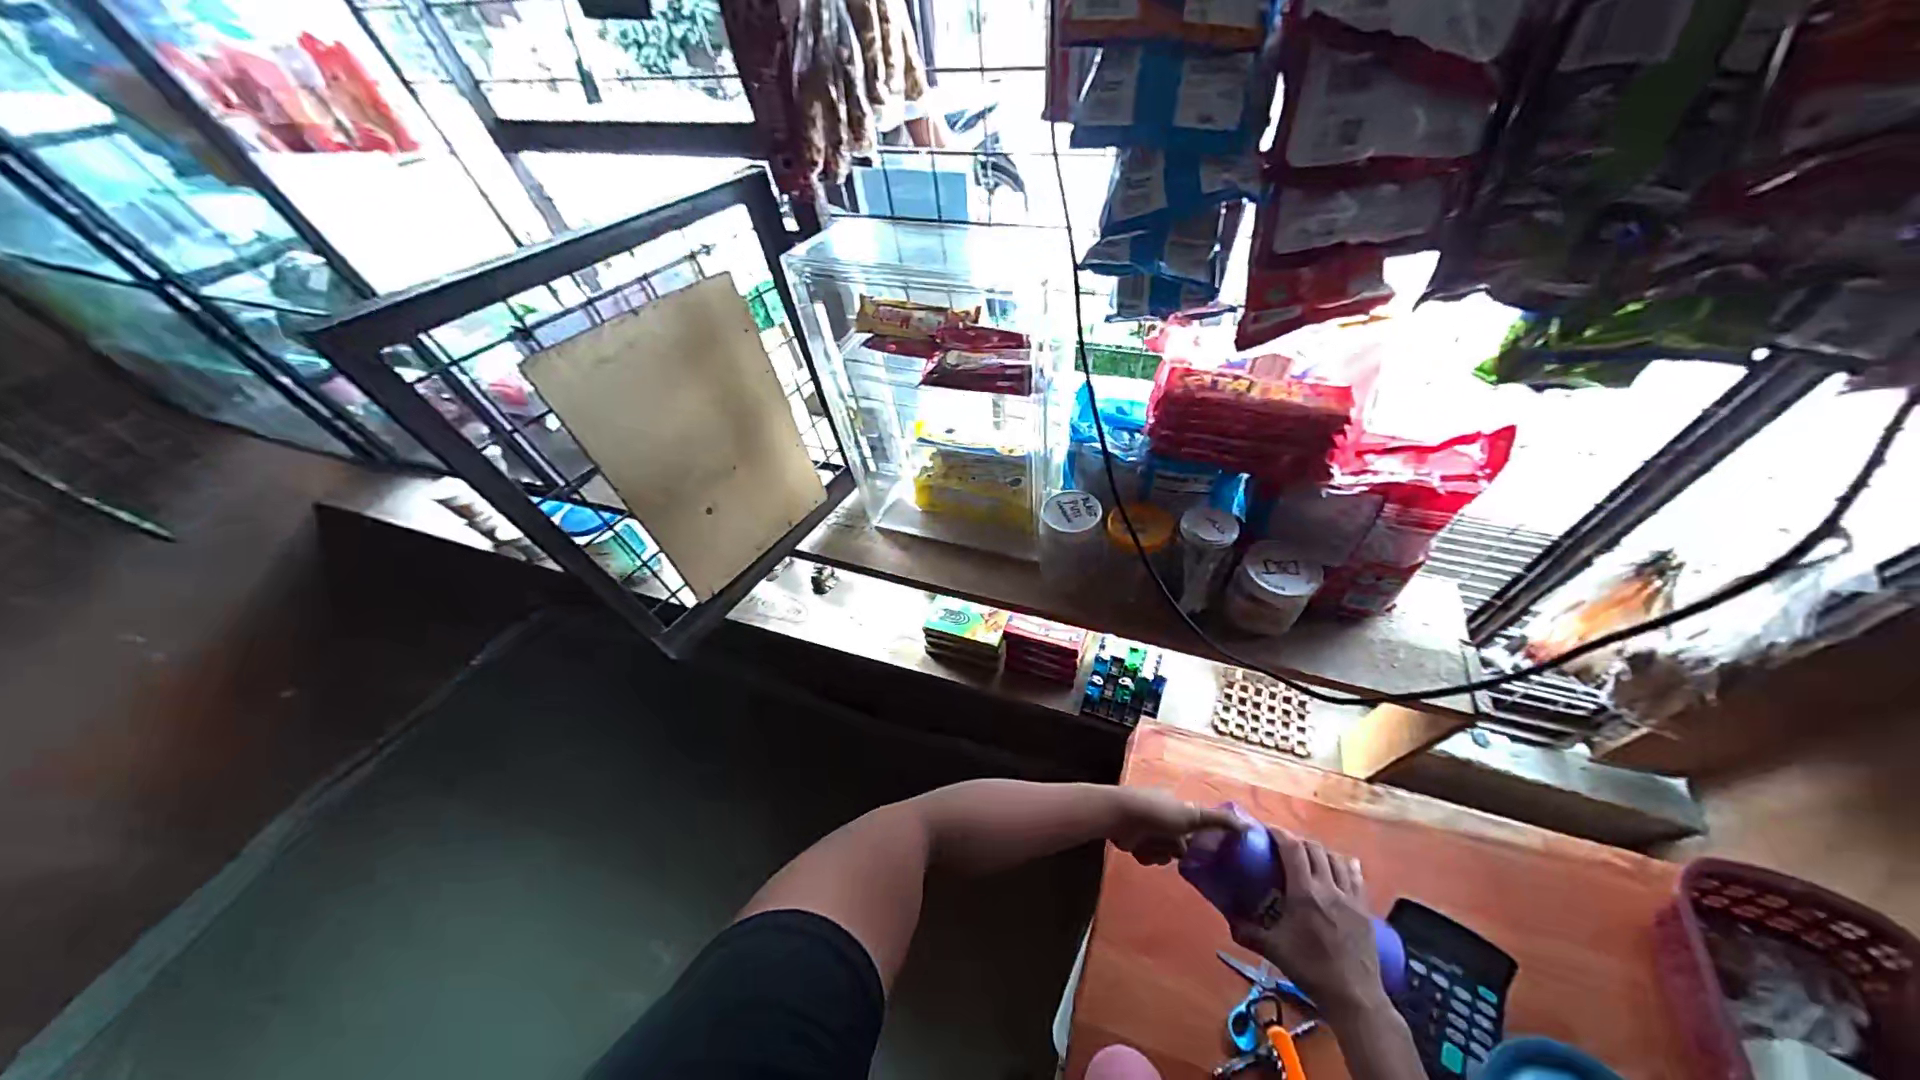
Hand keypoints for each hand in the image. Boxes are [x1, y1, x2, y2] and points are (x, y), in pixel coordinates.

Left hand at [1106, 788, 1239, 865]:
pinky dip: (1146, 855)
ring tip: (1153, 845)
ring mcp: (1148, 829)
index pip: (1196, 828)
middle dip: (1177, 850)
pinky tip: (1140, 848)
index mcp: (1178, 807)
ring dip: (1160, 853)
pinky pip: (1149, 857)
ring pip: (1164, 853)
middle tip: (1175, 849)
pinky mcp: (1135, 841)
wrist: (1121, 817)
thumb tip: (1249, 827)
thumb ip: (1220, 821)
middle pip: (1181, 845)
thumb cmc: (1159, 812)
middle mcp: (1164, 816)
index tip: (1204, 852)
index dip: (1200, 841)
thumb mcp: (1193, 814)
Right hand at [1230, 829, 1385, 1019]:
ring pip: (1337, 858)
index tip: (1268, 831)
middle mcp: (1329, 889)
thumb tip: (1227, 919)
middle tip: (1284, 847)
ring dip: (1320, 852)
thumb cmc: (1310, 970)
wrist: (1353, 997)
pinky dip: (1343, 866)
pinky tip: (1336, 871)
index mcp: (1305, 893)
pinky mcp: (1365, 910)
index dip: (1280, 834)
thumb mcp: (1273, 950)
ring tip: (1309, 858)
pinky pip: (1355, 876)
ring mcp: (1351, 898)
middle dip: (1298, 842)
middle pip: (1315, 848)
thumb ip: (1247, 931)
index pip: (1293, 849)